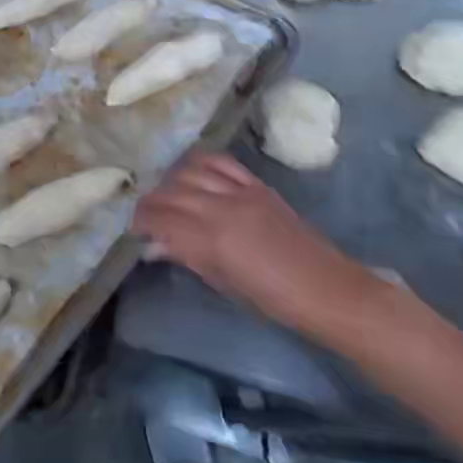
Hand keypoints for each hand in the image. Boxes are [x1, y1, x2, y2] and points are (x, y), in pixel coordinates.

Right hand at [133, 152, 389, 337]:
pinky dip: (200, 163)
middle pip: (169, 193)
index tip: (135, 229)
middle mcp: (219, 209)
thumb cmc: (272, 299)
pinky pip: (221, 162)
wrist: (327, 289)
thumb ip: (186, 257)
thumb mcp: (222, 283)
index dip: (141, 222)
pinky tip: (192, 172)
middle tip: (145, 215)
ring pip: (189, 172)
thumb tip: (154, 246)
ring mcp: (240, 193)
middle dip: (150, 203)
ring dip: (171, 181)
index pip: (160, 219)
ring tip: (167, 194)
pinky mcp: (258, 186)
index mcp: (209, 240)